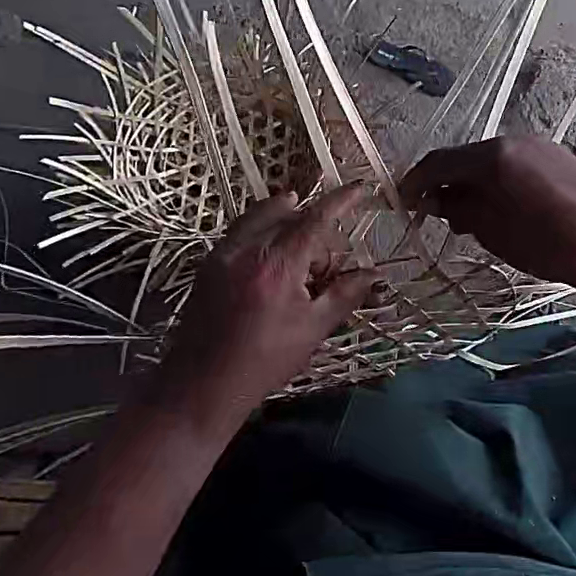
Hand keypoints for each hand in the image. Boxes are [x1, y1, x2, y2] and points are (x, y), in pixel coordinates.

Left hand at [158, 184, 380, 410]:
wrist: (201, 386)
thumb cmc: (263, 361)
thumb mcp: (313, 329)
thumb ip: (345, 294)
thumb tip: (374, 275)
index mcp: (277, 266)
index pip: (316, 219)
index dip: (341, 201)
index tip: (359, 188)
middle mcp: (247, 249)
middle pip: (292, 216)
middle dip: (316, 231)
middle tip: (326, 269)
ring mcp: (223, 253)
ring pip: (263, 216)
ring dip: (289, 223)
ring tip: (302, 256)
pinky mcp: (209, 263)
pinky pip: (243, 229)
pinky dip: (265, 230)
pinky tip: (274, 257)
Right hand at [400, 137, 575, 297]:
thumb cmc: (544, 242)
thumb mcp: (491, 232)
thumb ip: (459, 210)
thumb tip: (440, 201)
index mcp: (493, 155)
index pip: (440, 162)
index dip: (416, 182)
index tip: (403, 200)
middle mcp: (514, 140)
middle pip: (468, 158)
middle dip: (448, 183)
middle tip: (437, 213)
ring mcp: (540, 146)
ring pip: (494, 161)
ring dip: (476, 183)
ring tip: (472, 215)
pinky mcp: (559, 157)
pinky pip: (517, 164)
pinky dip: (501, 182)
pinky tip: (505, 207)